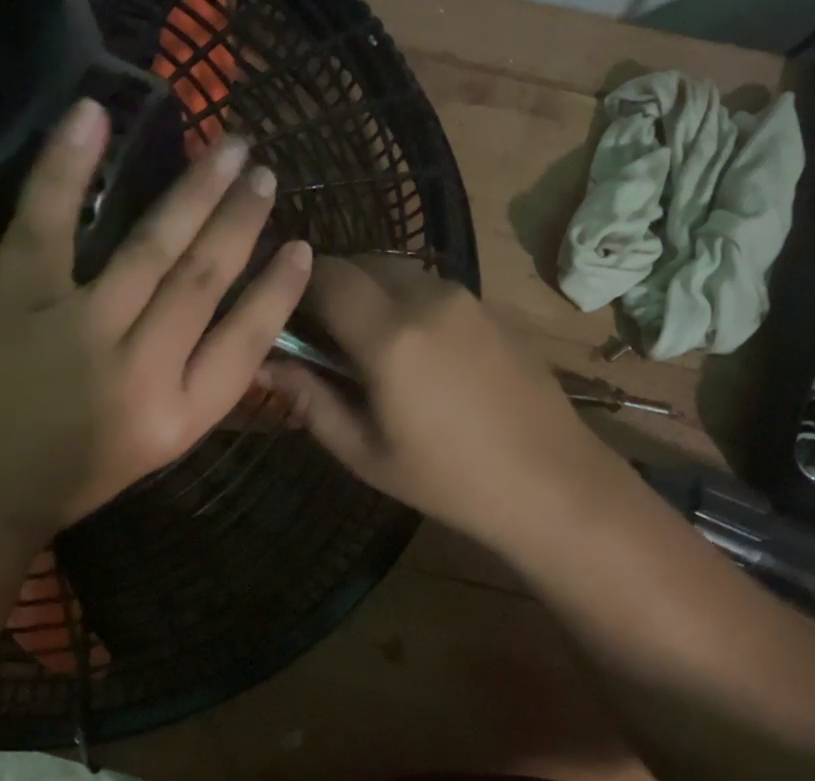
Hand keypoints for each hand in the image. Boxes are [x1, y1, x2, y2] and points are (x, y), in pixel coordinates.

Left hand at [0, 99, 313, 538]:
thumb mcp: (158, 446)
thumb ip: (199, 388)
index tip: (303, 248)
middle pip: (201, 281)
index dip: (277, 292)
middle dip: (239, 222)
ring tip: (228, 150)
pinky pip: (47, 226)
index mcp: (177, 418)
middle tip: (262, 174)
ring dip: (193, 193)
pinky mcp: (20, 303)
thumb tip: (241, 318)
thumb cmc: (80, 473)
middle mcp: (137, 372)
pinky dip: (65, 168)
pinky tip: (94, 118)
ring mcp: (77, 331)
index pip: (245, 343)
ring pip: (148, 250)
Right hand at [263, 255, 614, 542]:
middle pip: (362, 264)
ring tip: (365, 350)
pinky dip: (406, 306)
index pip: (325, 276)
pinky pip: (433, 290)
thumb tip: (265, 365)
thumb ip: (310, 401)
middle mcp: (428, 299)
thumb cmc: (446, 480)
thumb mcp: (364, 453)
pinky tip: (414, 357)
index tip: (281, 319)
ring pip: (399, 274)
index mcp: (390, 336)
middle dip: (331, 289)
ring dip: (370, 296)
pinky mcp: (493, 310)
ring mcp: (468, 299)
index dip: (295, 289)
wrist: (549, 482)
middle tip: (319, 340)